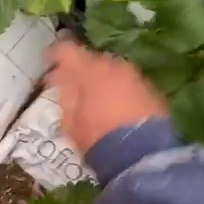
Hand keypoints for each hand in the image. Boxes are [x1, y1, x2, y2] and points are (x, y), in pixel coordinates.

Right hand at [47, 38, 168, 153]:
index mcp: (90, 69)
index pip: (67, 50)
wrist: (142, 154)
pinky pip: (130, 83)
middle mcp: (115, 65)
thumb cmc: (98, 137)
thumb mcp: (71, 122)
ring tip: (99, 98)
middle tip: (75, 86)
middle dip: (83, 70)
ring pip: (114, 70)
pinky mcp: (153, 89)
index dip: (56, 54)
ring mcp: (136, 75)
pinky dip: (122, 90)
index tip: (50, 62)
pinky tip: (120, 106)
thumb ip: (66, 97)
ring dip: (105, 79)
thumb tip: (66, 84)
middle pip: (93, 59)